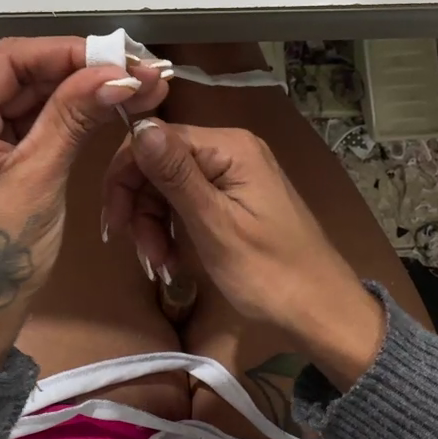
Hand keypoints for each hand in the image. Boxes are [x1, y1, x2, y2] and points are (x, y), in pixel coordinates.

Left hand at [0, 37, 167, 368]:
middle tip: (136, 68)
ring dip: (77, 89)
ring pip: (27, 94)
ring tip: (131, 83)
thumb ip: (74, 116)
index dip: (66, 52)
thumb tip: (121, 72)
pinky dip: (63, 113)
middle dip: (79, 70)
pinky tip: (102, 103)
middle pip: (19, 74)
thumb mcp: (39, 180)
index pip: (8, 60)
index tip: (118, 54)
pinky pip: (25, 119)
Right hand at [104, 120, 385, 387]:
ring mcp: (233, 172)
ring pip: (168, 184)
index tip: (113, 223)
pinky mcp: (234, 195)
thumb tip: (140, 125)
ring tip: (161, 264)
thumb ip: (175, 175)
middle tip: (144, 255)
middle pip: (159, 161)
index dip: (126, 175)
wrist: (324, 313)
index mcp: (228, 146)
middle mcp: (230, 148)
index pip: (155, 138)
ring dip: (155, 224)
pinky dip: (173, 228)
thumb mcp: (215, 226)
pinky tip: (172, 259)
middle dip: (141, 207)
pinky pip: (188, 199)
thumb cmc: (270, 274)